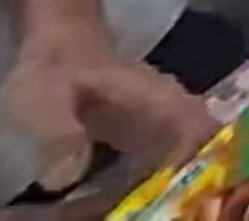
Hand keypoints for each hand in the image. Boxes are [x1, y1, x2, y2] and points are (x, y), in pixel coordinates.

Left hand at [1, 27, 216, 189]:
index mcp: (158, 100)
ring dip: (168, 183)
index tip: (192, 188)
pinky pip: (152, 159)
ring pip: (175, 153)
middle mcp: (167, 110)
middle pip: (194, 142)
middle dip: (192, 175)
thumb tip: (70, 181)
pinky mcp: (136, 131)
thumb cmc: (59, 71)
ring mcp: (153, 120)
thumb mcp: (46, 106)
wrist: (60, 44)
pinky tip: (127, 203)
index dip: (201, 154)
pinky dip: (146, 182)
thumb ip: (60, 138)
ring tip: (153, 207)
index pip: (197, 125)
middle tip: (174, 205)